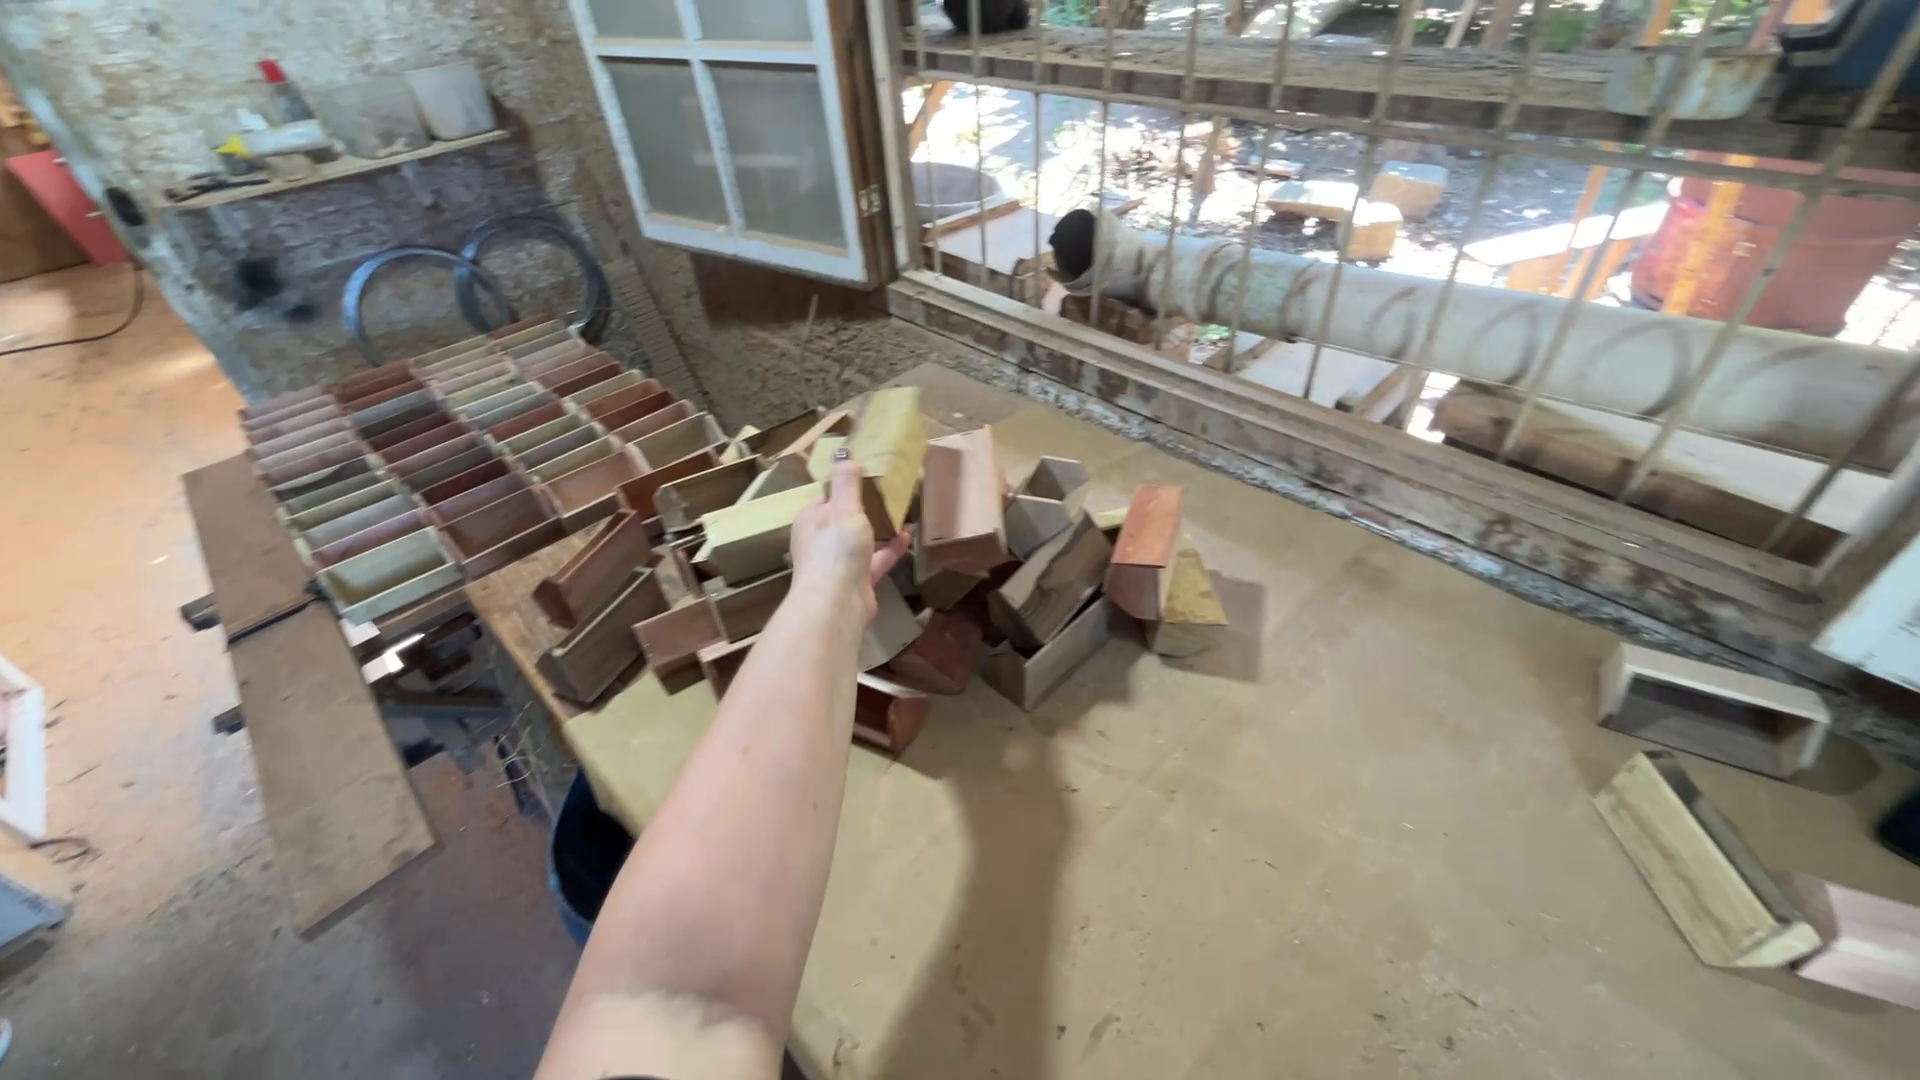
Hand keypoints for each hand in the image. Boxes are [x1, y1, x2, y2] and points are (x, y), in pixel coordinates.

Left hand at [789, 451, 911, 621]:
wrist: (837, 600)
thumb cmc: (836, 547)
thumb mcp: (843, 507)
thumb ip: (846, 482)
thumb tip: (844, 454)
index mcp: (810, 521)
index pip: (826, 499)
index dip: (843, 489)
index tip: (866, 480)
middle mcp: (820, 542)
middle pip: (843, 521)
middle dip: (864, 511)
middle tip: (888, 496)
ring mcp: (838, 564)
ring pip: (861, 542)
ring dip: (880, 530)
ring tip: (901, 515)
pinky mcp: (857, 582)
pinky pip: (876, 560)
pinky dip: (890, 549)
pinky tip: (907, 537)